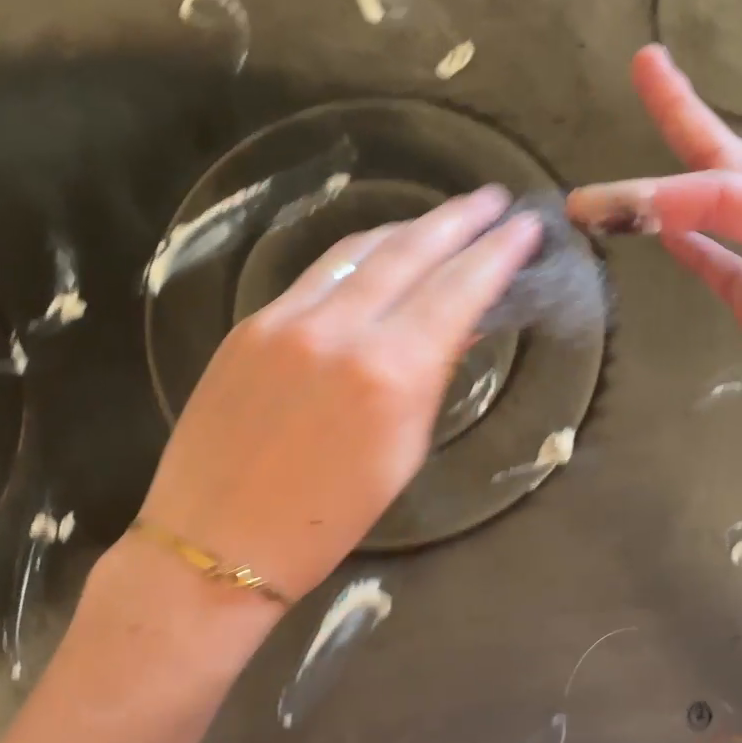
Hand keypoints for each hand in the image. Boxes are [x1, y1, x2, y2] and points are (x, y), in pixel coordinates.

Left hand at [131, 187, 541, 601]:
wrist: (216, 543)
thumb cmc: (325, 522)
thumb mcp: (401, 454)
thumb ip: (430, 379)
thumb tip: (459, 325)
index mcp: (389, 373)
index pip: (457, 291)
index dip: (497, 253)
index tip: (525, 226)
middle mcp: (339, 329)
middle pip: (410, 252)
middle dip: (459, 220)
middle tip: (493, 199)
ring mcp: (286, 319)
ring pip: (359, 250)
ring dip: (409, 228)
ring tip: (444, 220)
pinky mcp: (250, 323)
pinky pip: (317, 273)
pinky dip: (359, 255)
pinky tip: (378, 254)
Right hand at [569, 46, 741, 511]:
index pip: (733, 196)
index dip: (672, 196)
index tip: (615, 208)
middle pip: (726, 175)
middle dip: (684, 122)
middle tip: (644, 68)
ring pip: (714, 223)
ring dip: (669, 196)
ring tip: (624, 176)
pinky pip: (720, 275)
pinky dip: (691, 253)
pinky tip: (665, 239)